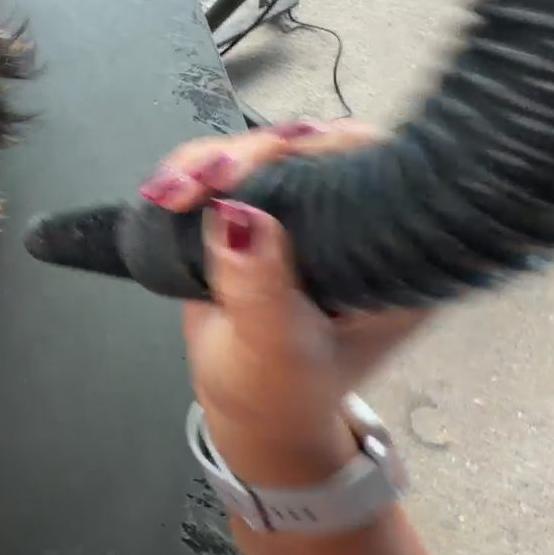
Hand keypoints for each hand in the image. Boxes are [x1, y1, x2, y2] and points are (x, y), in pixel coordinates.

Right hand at [139, 120, 428, 484]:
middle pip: (306, 149)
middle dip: (244, 154)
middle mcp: (350, 226)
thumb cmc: (276, 392)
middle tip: (196, 181)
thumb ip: (261, 289)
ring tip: (167, 192)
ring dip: (203, 161)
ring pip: (255, 154)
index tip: (266, 162)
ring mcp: (297, 217)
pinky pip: (220, 172)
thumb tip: (237, 214)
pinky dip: (187, 172)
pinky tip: (163, 188)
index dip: (323, 148)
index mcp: (390, 256)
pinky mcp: (251, 216)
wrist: (241, 406)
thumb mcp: (274, 350)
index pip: (374, 170)